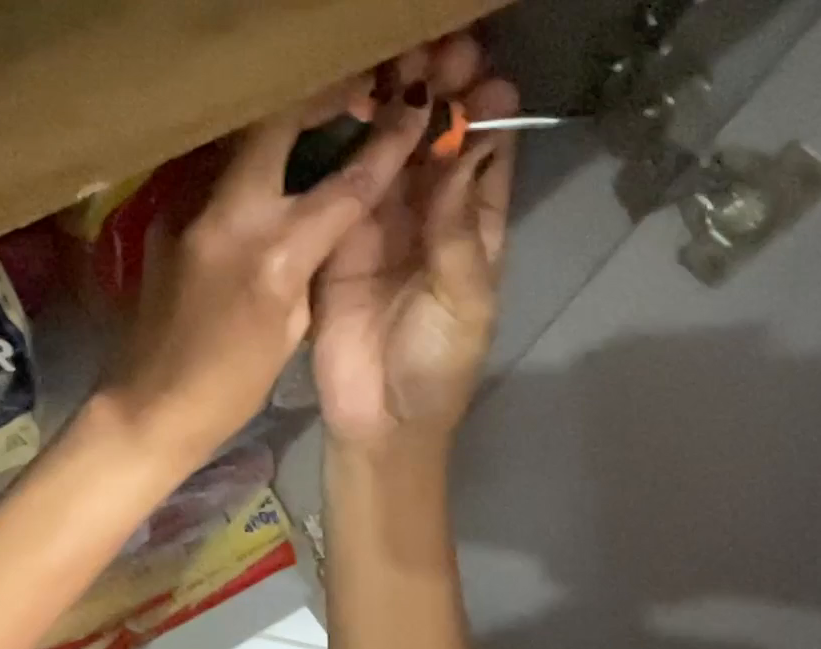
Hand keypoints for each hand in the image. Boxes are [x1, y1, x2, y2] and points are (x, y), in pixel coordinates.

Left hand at [100, 56, 433, 461]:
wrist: (147, 408)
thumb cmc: (228, 389)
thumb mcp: (289, 332)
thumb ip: (308, 268)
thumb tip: (318, 230)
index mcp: (273, 255)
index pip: (343, 185)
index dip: (383, 147)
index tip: (407, 116)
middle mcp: (228, 219)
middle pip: (276, 127)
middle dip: (317, 104)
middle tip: (347, 101)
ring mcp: (186, 217)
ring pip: (237, 148)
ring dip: (275, 136)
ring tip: (304, 139)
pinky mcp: (160, 227)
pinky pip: (210, 183)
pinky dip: (240, 175)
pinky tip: (255, 191)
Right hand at [313, 37, 518, 449]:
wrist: (378, 421)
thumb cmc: (437, 365)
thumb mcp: (466, 298)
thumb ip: (462, 229)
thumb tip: (468, 149)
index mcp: (474, 231)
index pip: (486, 159)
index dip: (487, 115)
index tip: (483, 76)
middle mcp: (426, 222)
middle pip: (435, 149)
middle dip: (440, 99)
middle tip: (433, 54)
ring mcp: (377, 233)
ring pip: (387, 162)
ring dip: (392, 116)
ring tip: (393, 68)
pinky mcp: (333, 249)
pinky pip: (340, 197)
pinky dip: (344, 159)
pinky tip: (344, 118)